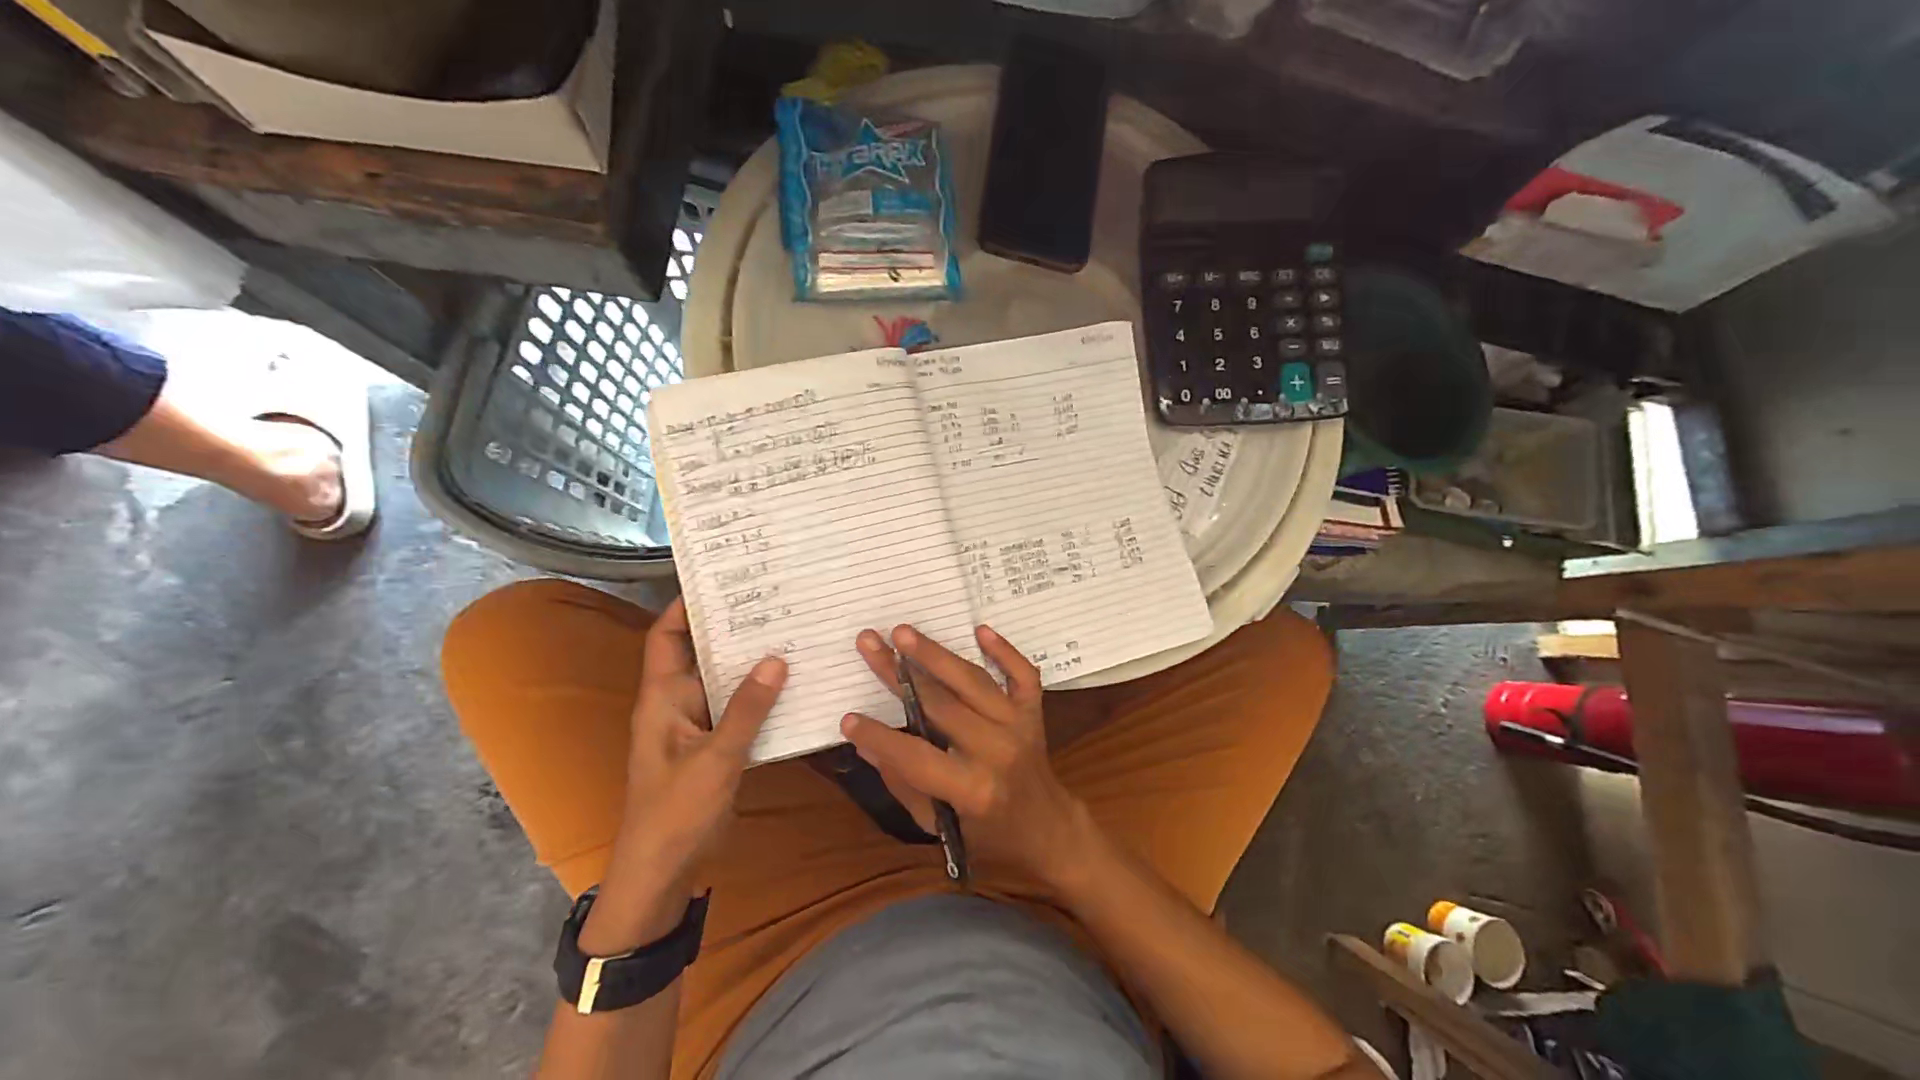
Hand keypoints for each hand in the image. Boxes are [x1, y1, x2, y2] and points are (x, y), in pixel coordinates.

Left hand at [585, 598, 784, 951]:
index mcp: (662, 698)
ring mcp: (696, 725)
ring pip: (723, 681)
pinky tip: (790, 683)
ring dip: (749, 661)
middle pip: (701, 653)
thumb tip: (775, 659)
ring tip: (789, 631)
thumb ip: (746, 710)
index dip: (686, 606)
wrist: (662, 870)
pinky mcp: (714, 746)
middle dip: (731, 628)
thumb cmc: (676, 811)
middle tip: (773, 600)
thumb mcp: (715, 758)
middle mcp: (677, 703)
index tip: (722, 579)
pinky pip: (737, 709)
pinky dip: (759, 694)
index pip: (667, 637)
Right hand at [840, 623, 1089, 888]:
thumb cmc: (989, 834)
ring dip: (936, 654)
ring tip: (903, 632)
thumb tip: (867, 745)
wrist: (1048, 827)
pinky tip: (980, 629)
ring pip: (973, 681)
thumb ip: (904, 784)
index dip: (879, 737)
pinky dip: (1005, 650)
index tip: (848, 718)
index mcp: (972, 789)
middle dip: (899, 673)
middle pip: (941, 705)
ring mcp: (1019, 726)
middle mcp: (997, 751)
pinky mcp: (1034, 711)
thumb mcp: (940, 827)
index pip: (915, 756)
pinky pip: (1022, 674)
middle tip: (869, 643)